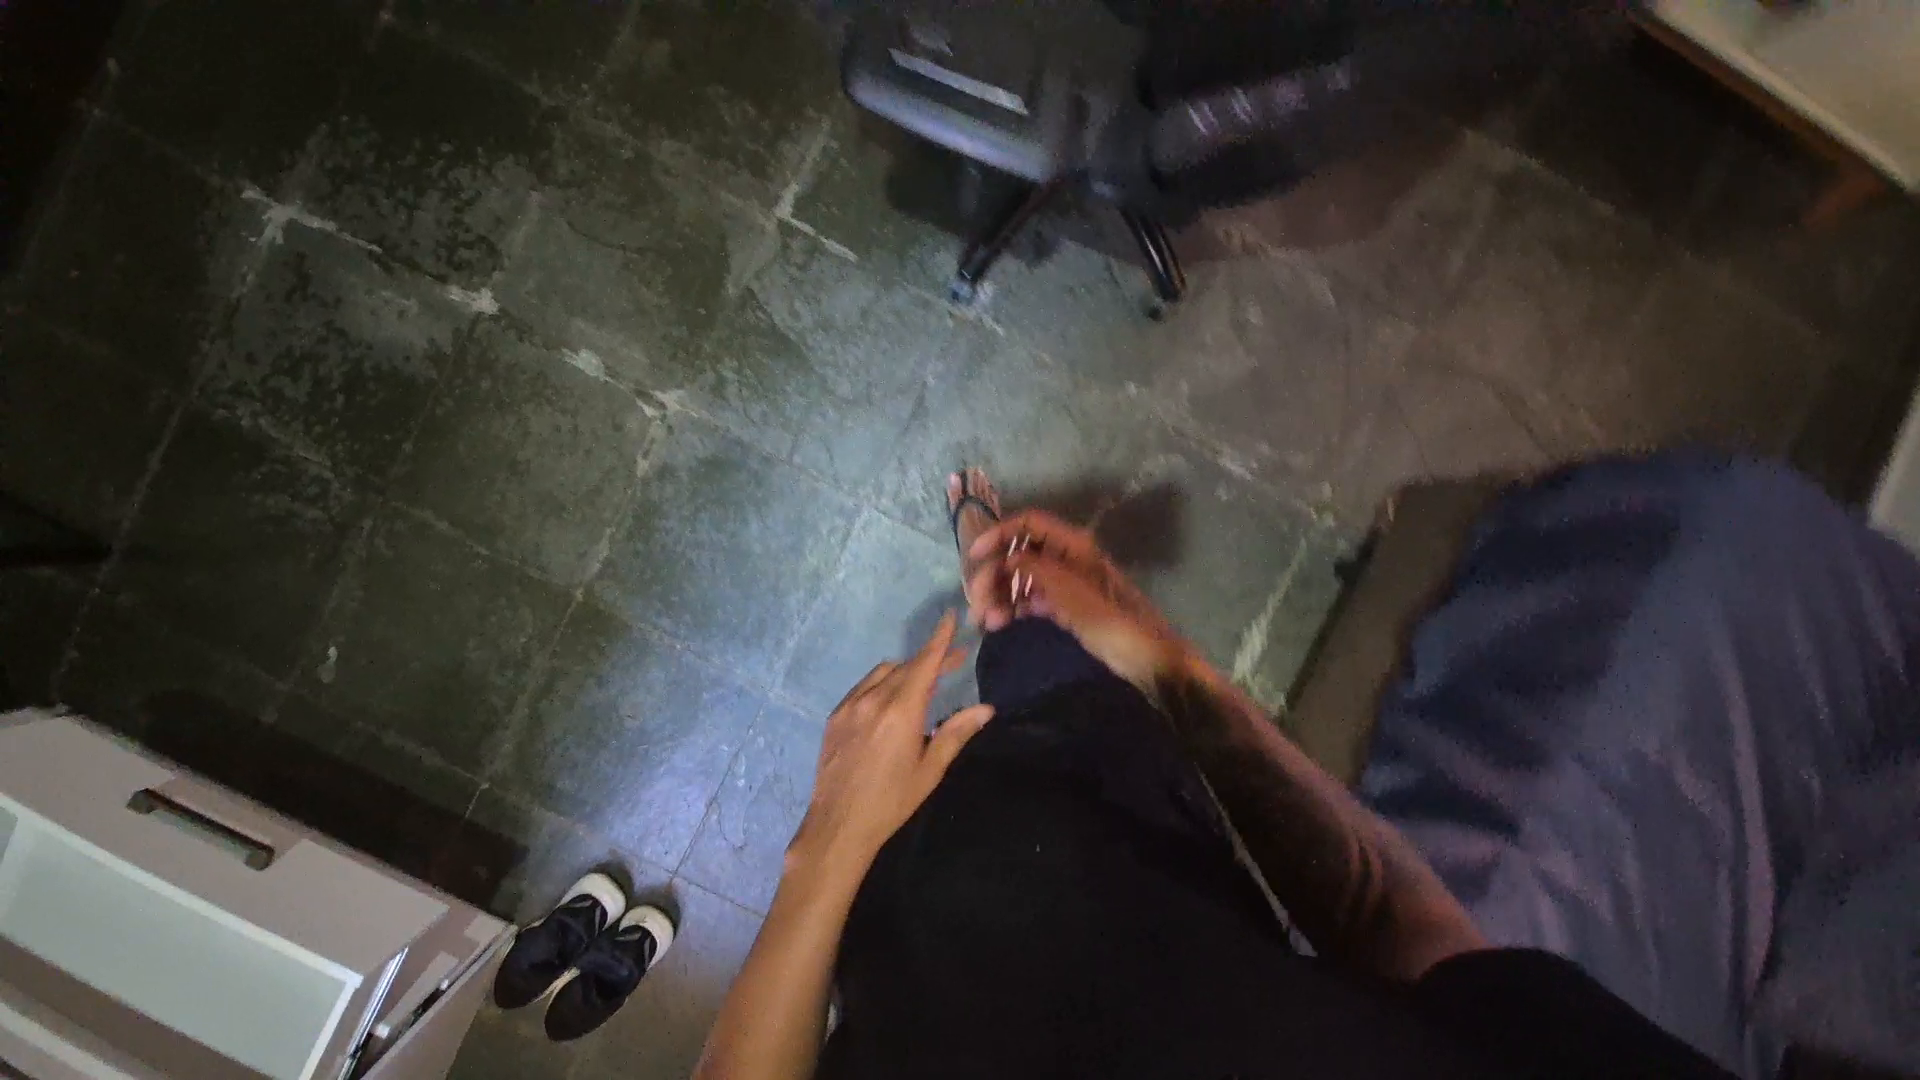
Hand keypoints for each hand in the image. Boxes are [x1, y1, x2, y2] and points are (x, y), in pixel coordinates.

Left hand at [790, 613, 994, 878]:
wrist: (839, 824)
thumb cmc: (892, 801)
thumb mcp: (930, 769)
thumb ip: (956, 733)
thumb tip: (986, 709)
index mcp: (901, 711)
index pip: (925, 663)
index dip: (940, 639)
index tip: (950, 617)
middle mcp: (874, 700)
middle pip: (907, 667)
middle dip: (932, 661)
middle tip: (955, 662)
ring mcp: (850, 706)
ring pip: (883, 674)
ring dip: (906, 672)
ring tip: (924, 685)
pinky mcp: (835, 716)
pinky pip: (864, 687)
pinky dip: (882, 684)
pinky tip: (890, 701)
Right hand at [965, 511, 1191, 689]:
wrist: (1150, 661)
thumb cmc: (1116, 625)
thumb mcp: (1075, 597)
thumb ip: (1040, 571)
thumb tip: (1009, 557)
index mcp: (1074, 547)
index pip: (1028, 524)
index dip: (999, 534)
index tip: (974, 558)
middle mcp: (1067, 559)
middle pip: (1019, 553)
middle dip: (994, 575)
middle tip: (979, 606)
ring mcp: (1065, 584)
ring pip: (1021, 578)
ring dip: (1000, 595)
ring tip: (988, 623)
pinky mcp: (1065, 607)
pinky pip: (1030, 599)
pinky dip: (1013, 608)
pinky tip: (1001, 624)